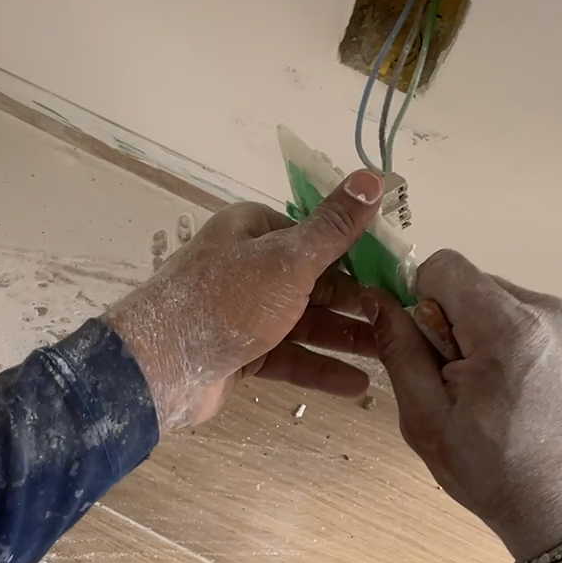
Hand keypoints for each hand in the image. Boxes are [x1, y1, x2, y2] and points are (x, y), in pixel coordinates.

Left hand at [105, 170, 384, 430]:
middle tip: (402, 318)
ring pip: (305, 322)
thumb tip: (372, 177)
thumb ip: (334, 227)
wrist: (160, 368)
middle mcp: (248, 267)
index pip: (315, 236)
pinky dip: (320, 368)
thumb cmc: (226, 301)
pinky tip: (357, 385)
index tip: (396, 271)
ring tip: (389, 353)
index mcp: (254, 231)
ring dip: (345, 337)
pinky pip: (289, 356)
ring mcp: (244, 312)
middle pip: (314, 281)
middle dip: (357, 301)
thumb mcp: (287, 259)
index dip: (357, 253)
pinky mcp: (241, 352)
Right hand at [369, 250, 561, 560]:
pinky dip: (500, 342)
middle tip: (451, 381)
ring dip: (473, 333)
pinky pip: (518, 318)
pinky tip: (508, 391)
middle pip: (469, 283)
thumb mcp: (426, 418)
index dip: (418, 297)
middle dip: (446, 320)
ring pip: (492, 300)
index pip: (444, 265)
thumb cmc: (494, 473)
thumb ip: (399, 348)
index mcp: (508, 326)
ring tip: (482, 392)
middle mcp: (544, 310)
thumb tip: (375, 297)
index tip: (424, 347)